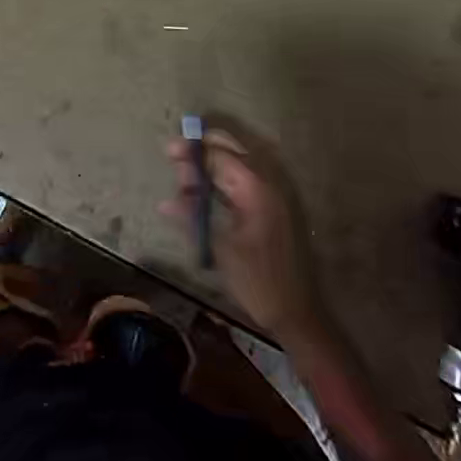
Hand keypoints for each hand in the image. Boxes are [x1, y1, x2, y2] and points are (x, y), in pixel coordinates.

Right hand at [161, 128, 324, 342]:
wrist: (295, 312)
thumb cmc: (257, 282)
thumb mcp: (220, 248)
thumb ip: (194, 218)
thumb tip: (165, 202)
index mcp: (256, 189)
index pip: (220, 155)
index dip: (193, 150)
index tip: (168, 150)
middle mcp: (267, 183)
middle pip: (232, 150)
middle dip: (202, 148)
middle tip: (174, 154)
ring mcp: (272, 194)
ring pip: (237, 164)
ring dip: (211, 163)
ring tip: (184, 175)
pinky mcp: (271, 208)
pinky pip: (243, 181)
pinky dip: (222, 179)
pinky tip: (202, 191)